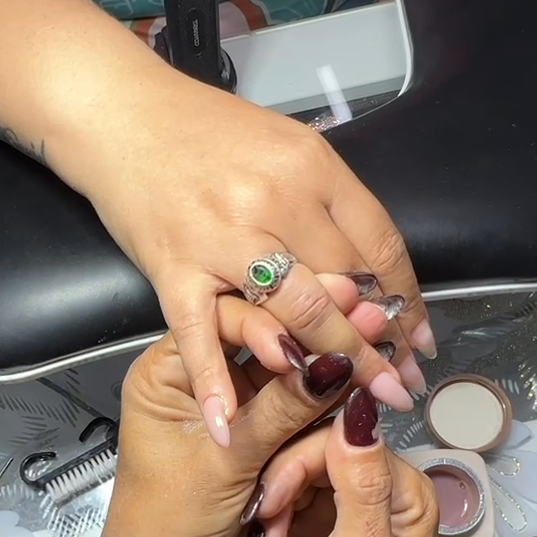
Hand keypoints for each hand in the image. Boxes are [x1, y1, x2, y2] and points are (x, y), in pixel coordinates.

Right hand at [58, 69, 434, 447]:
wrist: (119, 112)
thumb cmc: (200, 130)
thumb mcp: (282, 147)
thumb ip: (323, 204)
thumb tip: (365, 268)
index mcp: (310, 166)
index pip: (379, 246)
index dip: (406, 302)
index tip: (417, 341)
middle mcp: (273, 201)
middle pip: (346, 289)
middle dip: (380, 346)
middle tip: (400, 389)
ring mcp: (221, 238)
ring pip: (293, 315)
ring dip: (331, 368)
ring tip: (355, 404)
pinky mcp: (173, 268)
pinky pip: (201, 335)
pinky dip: (215, 383)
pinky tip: (230, 425)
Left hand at [95, 328, 357, 536]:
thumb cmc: (166, 522)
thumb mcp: (224, 463)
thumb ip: (280, 412)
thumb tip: (333, 365)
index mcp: (167, 371)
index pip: (221, 321)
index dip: (270, 324)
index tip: (313, 338)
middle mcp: (196, 374)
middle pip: (258, 337)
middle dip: (309, 330)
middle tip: (360, 307)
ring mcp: (227, 397)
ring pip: (281, 366)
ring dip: (323, 355)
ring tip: (371, 333)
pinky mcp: (252, 424)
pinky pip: (290, 399)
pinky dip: (321, 393)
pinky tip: (358, 370)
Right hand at [283, 388, 442, 536]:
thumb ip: (360, 484)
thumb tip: (357, 407)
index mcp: (400, 488)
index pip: (336, 438)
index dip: (294, 465)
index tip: (270, 507)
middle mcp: (376, 489)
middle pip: (307, 457)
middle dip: (279, 498)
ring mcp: (347, 508)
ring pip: (290, 483)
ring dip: (273, 523)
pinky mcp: (323, 529)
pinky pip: (285, 512)